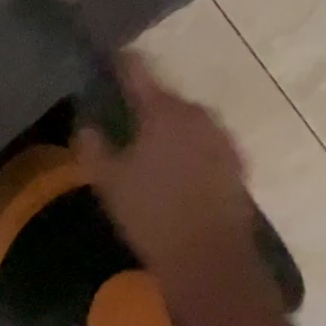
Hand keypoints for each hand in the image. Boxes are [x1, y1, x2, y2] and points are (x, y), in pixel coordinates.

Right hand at [75, 55, 258, 293]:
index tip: (106, 63)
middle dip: (145, 103)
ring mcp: (222, 138)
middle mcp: (197, 113)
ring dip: (170, 128)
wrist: (211, 262)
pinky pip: (206, 144)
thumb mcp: (107, 181)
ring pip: (188, 121)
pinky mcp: (238, 163)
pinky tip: (179, 172)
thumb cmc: (152, 216)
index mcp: (163, 109)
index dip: (119, 64)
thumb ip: (92, 144)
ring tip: (151, 150)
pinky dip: (191, 149)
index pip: (136, 69)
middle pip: (165, 96)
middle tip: (124, 121)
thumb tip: (87, 123)